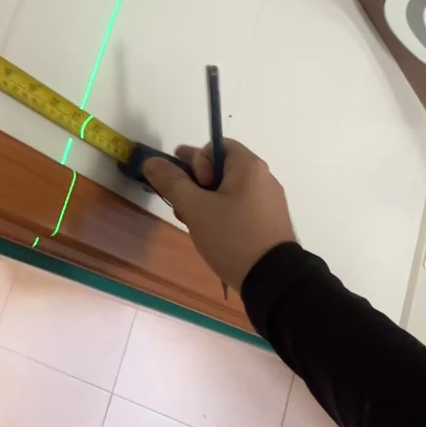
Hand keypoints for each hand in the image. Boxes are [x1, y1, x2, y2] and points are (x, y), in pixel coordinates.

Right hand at [143, 139, 296, 291]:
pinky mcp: (270, 222)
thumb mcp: (195, 208)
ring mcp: (269, 201)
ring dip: (206, 202)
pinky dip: (222, 214)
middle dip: (195, 185)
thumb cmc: (232, 236)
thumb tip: (151, 161)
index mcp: (249, 166)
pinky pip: (240, 207)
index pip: (214, 146)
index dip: (195, 162)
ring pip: (228, 190)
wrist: (274, 280)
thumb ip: (172, 182)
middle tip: (183, 207)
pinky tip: (212, 234)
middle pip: (220, 168)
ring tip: (196, 225)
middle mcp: (263, 177)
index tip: (190, 187)